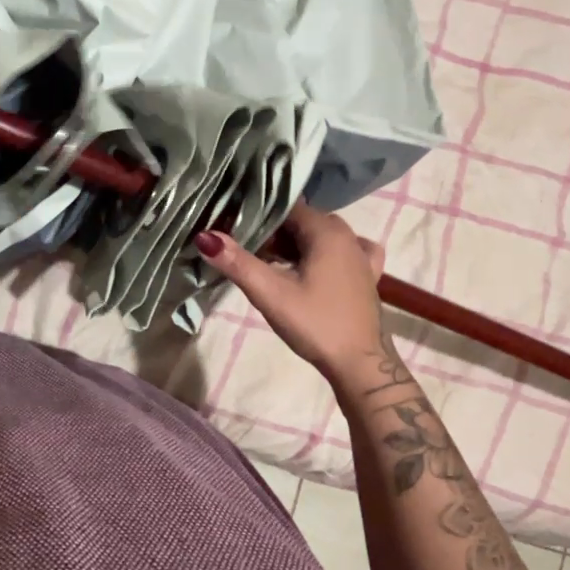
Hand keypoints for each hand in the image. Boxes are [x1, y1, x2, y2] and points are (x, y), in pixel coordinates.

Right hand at [193, 203, 387, 379]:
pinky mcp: (365, 275)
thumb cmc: (314, 323)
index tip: (232, 228)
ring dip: (292, 243)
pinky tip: (312, 263)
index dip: (257, 214)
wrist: (358, 363)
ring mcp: (360, 255)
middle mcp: (347, 235)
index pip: (286, 206)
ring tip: (266, 261)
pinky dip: (321, 251)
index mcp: (327, 231)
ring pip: (318, 235)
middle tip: (243, 249)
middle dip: (271, 230)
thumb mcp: (269, 293)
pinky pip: (340, 249)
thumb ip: (237, 262)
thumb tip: (204, 235)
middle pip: (301, 220)